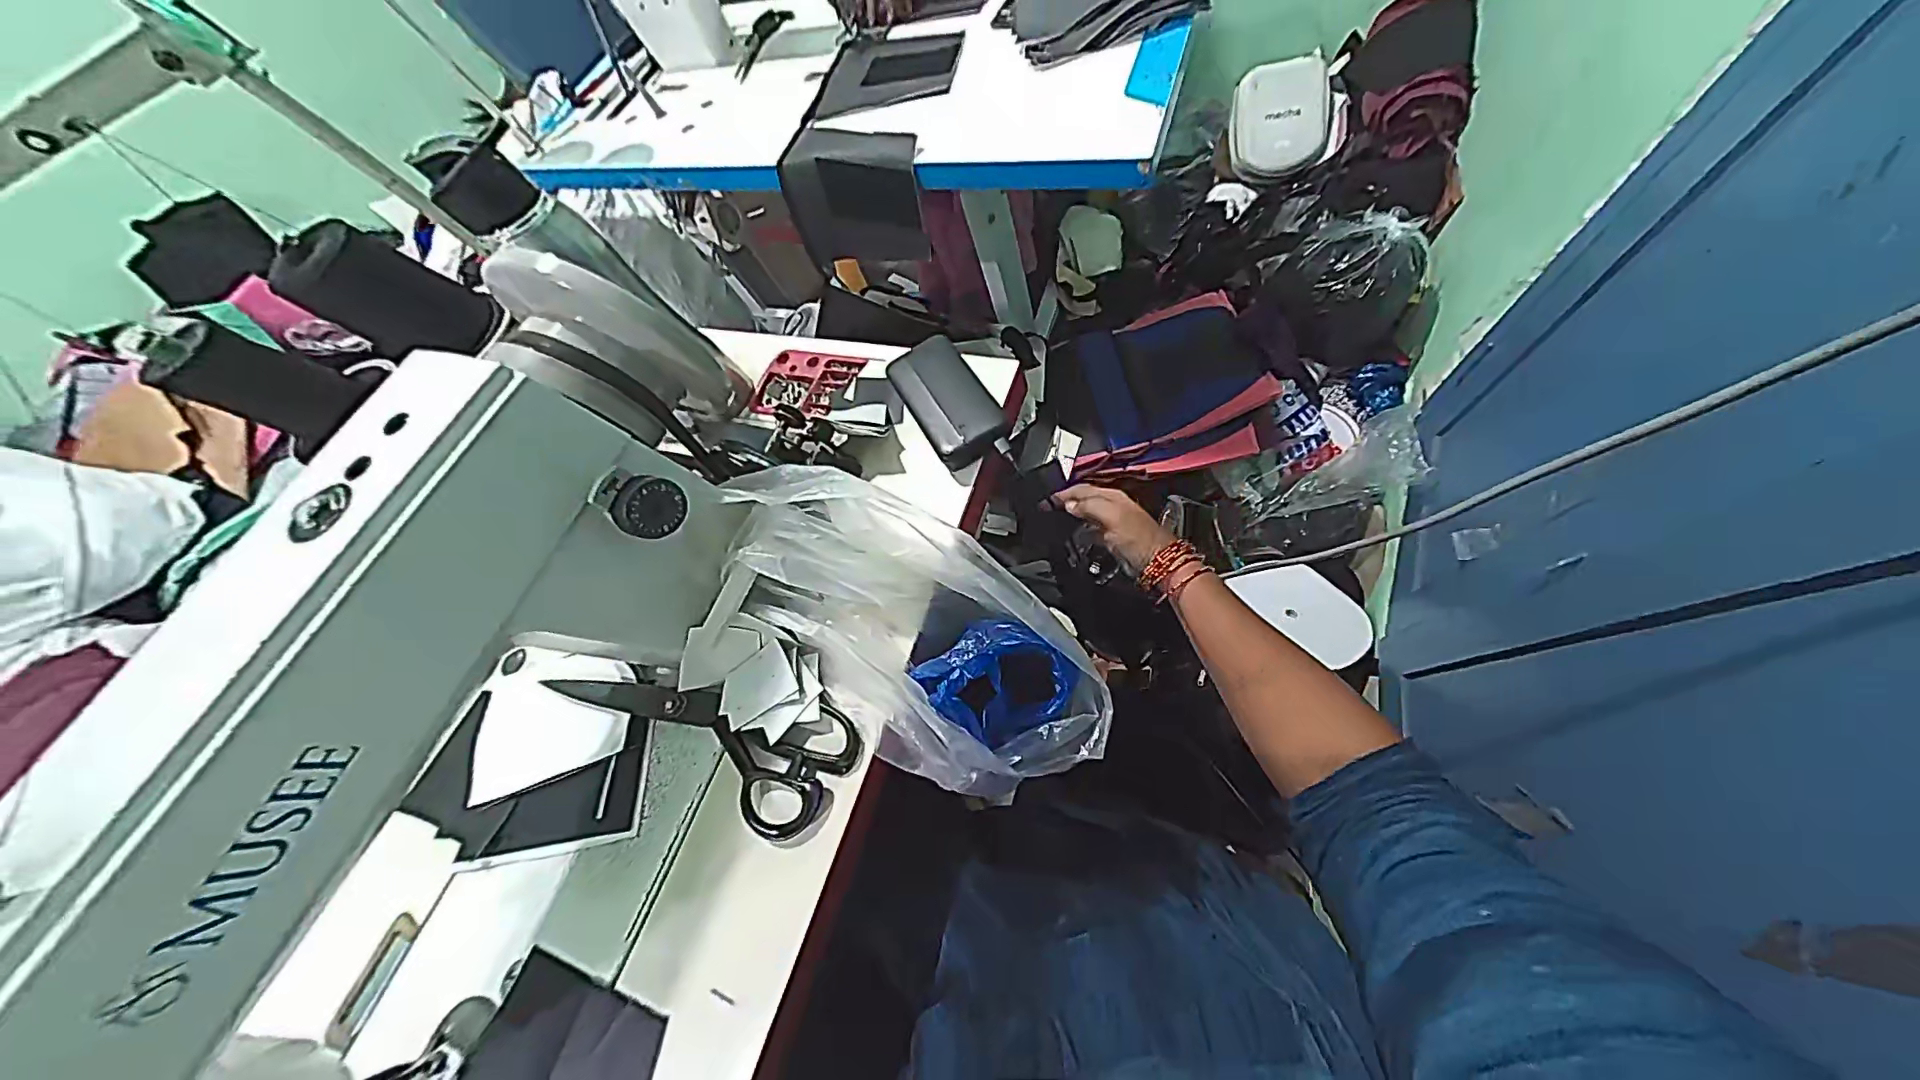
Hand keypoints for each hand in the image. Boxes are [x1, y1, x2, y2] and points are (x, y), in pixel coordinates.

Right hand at [1053, 484, 1176, 575]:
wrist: (1158, 562)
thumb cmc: (1141, 539)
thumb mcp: (1112, 517)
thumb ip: (1089, 507)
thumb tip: (1070, 504)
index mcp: (1112, 496)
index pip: (1082, 489)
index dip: (1064, 493)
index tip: (1047, 500)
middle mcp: (1112, 506)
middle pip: (1084, 499)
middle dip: (1066, 501)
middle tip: (1048, 506)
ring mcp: (1113, 522)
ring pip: (1087, 513)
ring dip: (1072, 513)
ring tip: (1057, 517)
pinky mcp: (1113, 538)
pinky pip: (1092, 529)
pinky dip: (1081, 529)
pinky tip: (1075, 533)